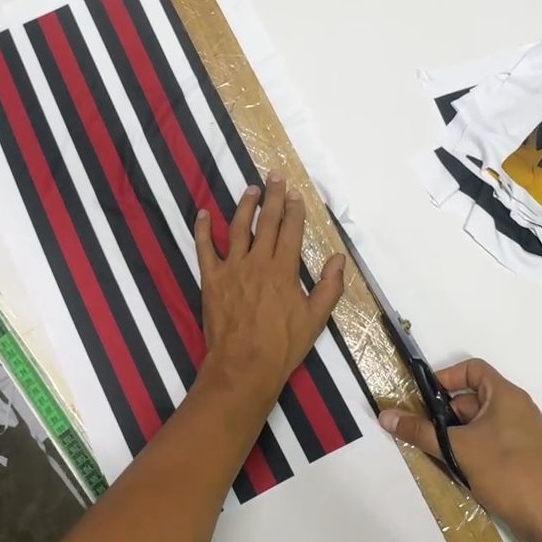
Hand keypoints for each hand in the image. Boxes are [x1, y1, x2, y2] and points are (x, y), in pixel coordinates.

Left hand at [193, 173, 345, 412]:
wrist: (244, 365)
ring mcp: (232, 267)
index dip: (294, 209)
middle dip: (273, 197)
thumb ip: (330, 287)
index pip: (291, 230)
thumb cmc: (282, 345)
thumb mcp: (315, 319)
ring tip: (250, 189)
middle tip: (274, 175)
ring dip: (245, 206)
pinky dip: (202, 229)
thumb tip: (339, 258)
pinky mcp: (211, 278)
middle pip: (268, 222)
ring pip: (239, 228)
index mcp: (284, 270)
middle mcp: (258, 261)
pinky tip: (203, 213)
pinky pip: (204, 248)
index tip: (294, 192)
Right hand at [379, 359, 541, 541]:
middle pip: (473, 398)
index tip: (426, 398)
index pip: (473, 368)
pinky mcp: (526, 459)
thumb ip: (419, 431)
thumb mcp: (457, 449)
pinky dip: (474, 450)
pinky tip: (463, 472)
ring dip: (459, 436)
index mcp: (506, 396)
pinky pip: (492, 442)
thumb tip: (385, 415)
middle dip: (447, 414)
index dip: (447, 377)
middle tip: (426, 432)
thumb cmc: (508, 473)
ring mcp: (524, 435)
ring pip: (481, 424)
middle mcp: (518, 409)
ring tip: (442, 455)